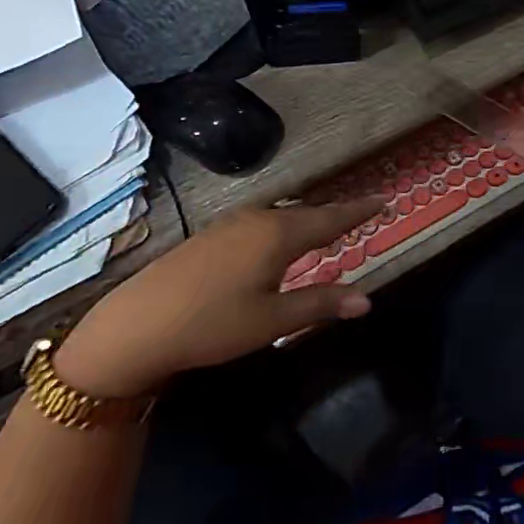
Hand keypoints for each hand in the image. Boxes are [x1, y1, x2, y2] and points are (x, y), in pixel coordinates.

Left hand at [56, 199, 384, 396]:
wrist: (139, 323)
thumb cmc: (213, 323)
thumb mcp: (273, 321)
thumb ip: (320, 303)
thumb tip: (367, 300)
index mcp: (278, 235)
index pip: (330, 219)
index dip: (359, 211)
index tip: (384, 199)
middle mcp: (257, 219)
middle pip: (306, 214)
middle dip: (335, 215)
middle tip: (360, 215)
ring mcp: (230, 224)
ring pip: (281, 216)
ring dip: (306, 222)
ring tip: (325, 229)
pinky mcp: (211, 234)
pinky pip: (260, 223)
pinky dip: (281, 228)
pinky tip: (277, 243)